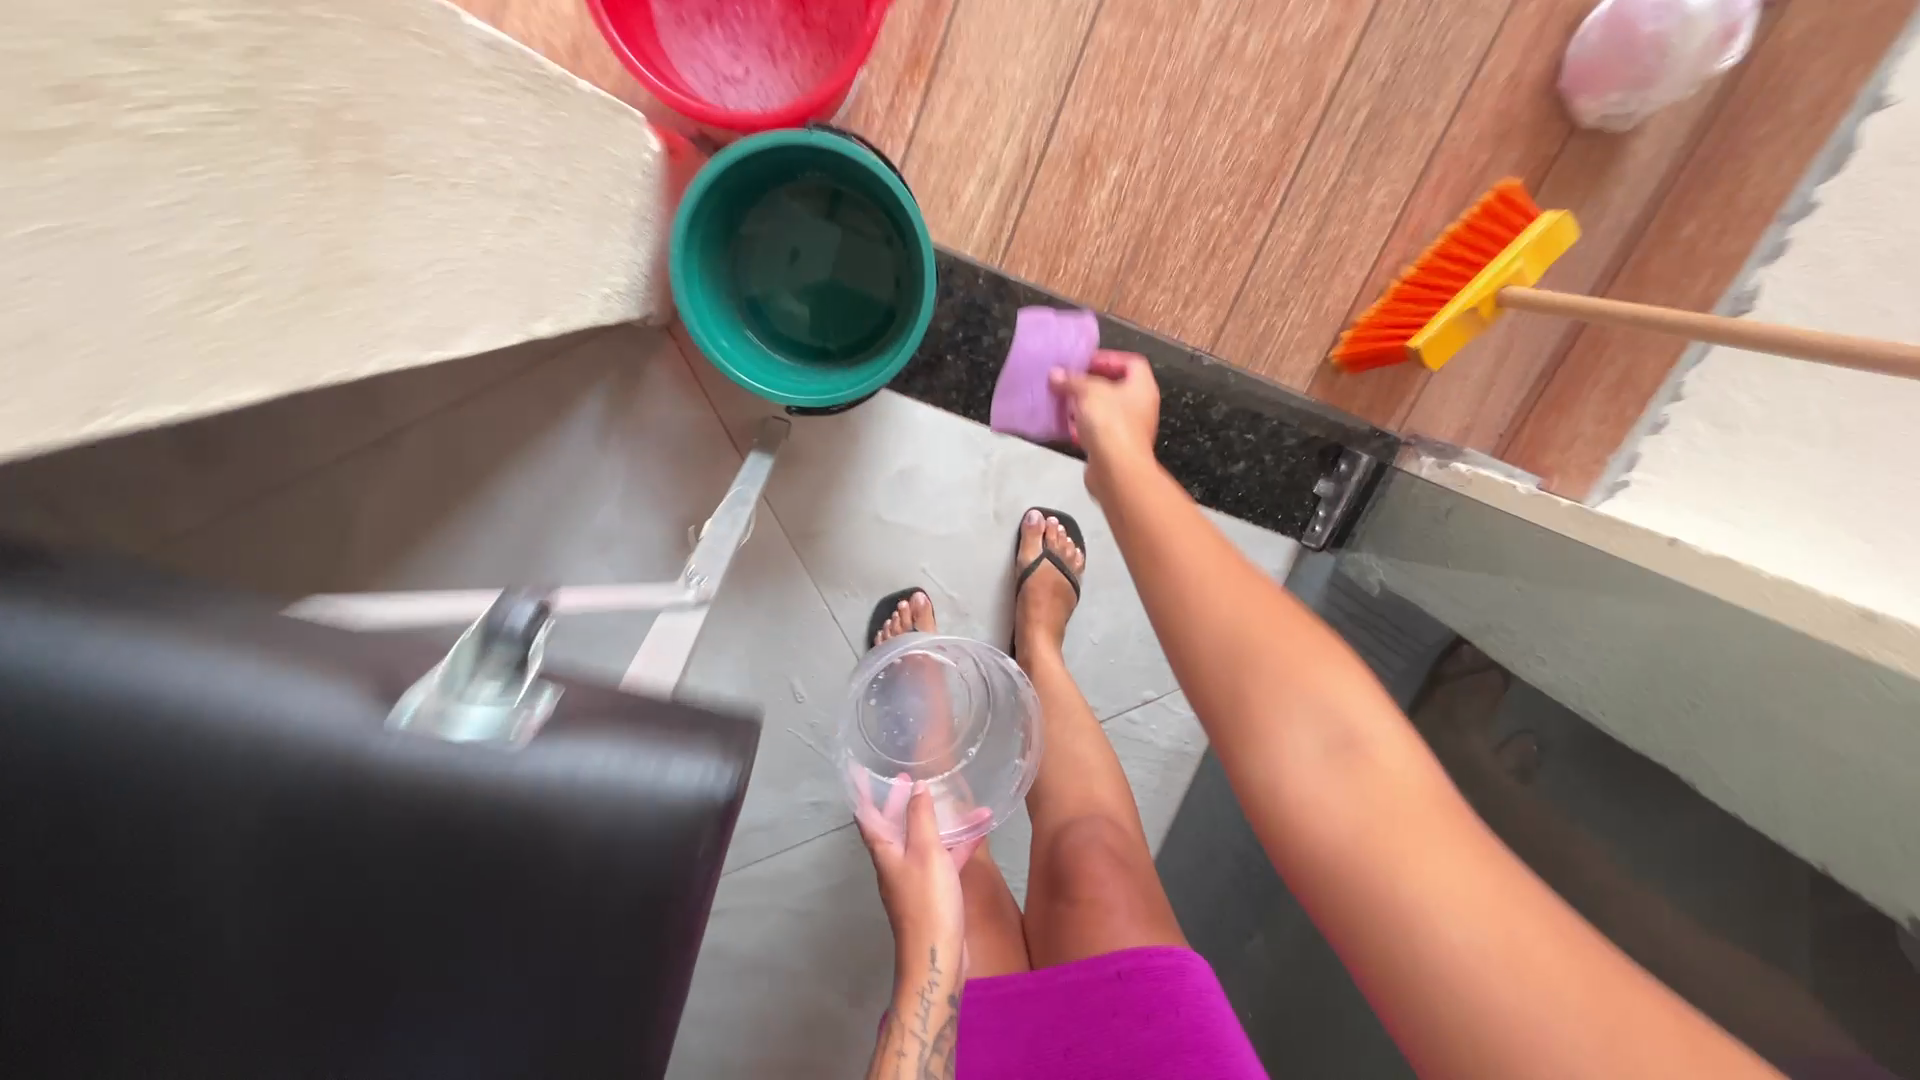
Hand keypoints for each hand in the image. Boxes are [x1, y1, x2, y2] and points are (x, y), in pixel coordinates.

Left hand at [854, 777, 984, 979]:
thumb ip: (920, 817)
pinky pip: (944, 858)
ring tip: (949, 796)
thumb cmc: (927, 901)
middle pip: (892, 825)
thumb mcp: (925, 852)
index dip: (862, 792)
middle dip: (897, 801)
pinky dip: (958, 843)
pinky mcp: (934, 892)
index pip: (866, 814)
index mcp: (884, 850)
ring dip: (933, 819)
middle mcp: (895, 862)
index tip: (860, 770)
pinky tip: (980, 828)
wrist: (937, 957)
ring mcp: (914, 878)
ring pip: (921, 840)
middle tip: (906, 776)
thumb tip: (915, 787)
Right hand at [1048, 351, 1160, 501]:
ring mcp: (1129, 429)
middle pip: (1115, 387)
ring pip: (1104, 411)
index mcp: (1142, 386)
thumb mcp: (1088, 392)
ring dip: (1084, 406)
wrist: (1117, 470)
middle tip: (1069, 381)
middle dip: (1090, 384)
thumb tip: (1056, 374)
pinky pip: (1098, 431)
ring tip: (1063, 401)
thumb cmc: (1110, 423)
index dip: (1108, 358)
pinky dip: (1083, 427)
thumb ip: (1071, 380)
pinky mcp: (1115, 448)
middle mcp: (1140, 406)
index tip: (1084, 361)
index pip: (1130, 363)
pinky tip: (1066, 426)